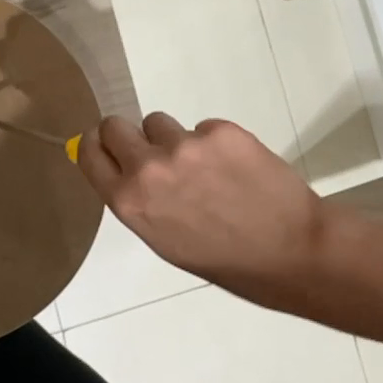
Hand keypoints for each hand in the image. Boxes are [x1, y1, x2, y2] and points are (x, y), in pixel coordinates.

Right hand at [76, 113, 325, 288]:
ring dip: (173, 140)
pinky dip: (213, 143)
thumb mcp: (161, 239)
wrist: (293, 252)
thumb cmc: (221, 259)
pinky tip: (235, 169)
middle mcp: (148, 167)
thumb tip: (115, 168)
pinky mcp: (220, 131)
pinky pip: (202, 127)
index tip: (107, 147)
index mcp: (128, 201)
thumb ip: (133, 199)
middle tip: (153, 153)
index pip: (89, 151)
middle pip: (115, 125)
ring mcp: (185, 145)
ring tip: (206, 169)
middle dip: (129, 136)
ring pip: (160, 123)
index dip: (96, 145)